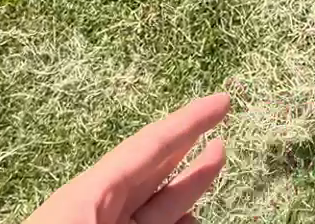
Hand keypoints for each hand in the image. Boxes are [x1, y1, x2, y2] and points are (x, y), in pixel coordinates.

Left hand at [25, 94, 229, 223]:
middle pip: (152, 172)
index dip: (190, 121)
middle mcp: (96, 212)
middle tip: (223, 134)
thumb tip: (191, 220)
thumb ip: (151, 217)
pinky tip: (191, 223)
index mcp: (90, 196)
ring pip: (152, 208)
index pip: (151, 146)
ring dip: (185, 194)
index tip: (223, 102)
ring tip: (214, 174)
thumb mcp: (94, 223)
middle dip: (188, 153)